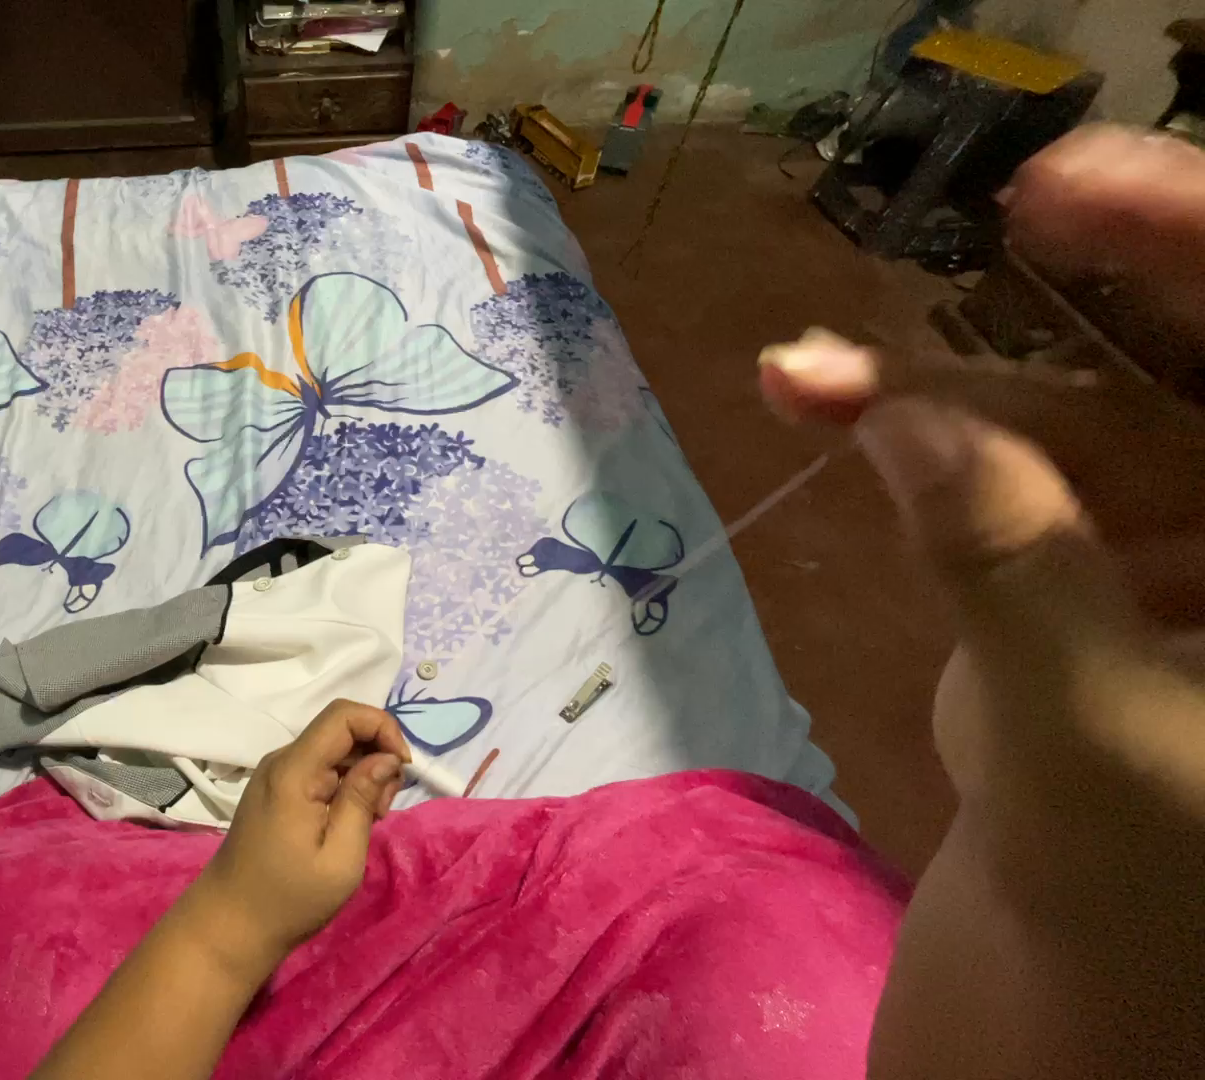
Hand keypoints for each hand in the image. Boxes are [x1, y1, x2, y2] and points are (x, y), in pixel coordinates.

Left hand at [182, 700, 409, 978]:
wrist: (231, 922)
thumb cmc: (289, 898)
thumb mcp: (340, 857)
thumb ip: (363, 799)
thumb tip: (387, 757)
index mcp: (294, 770)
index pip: (343, 715)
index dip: (382, 727)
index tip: (403, 768)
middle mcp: (283, 760)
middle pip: (342, 730)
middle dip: (376, 757)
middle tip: (382, 810)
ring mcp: (277, 773)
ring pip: (335, 750)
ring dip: (363, 775)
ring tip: (367, 822)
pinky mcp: (278, 788)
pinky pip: (320, 768)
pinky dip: (345, 785)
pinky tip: (347, 822)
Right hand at [758, 126, 1204, 1077]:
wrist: (1091, 966)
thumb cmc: (1149, 895)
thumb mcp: (1095, 739)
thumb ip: (1017, 575)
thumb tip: (913, 432)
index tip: (1082, 194)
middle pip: (1203, 371)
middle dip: (1103, 291)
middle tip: (1023, 198)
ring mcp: (1168, 540)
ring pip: (1064, 425)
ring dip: (922, 397)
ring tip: (797, 369)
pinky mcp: (1063, 562)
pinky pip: (980, 481)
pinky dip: (891, 450)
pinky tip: (814, 408)